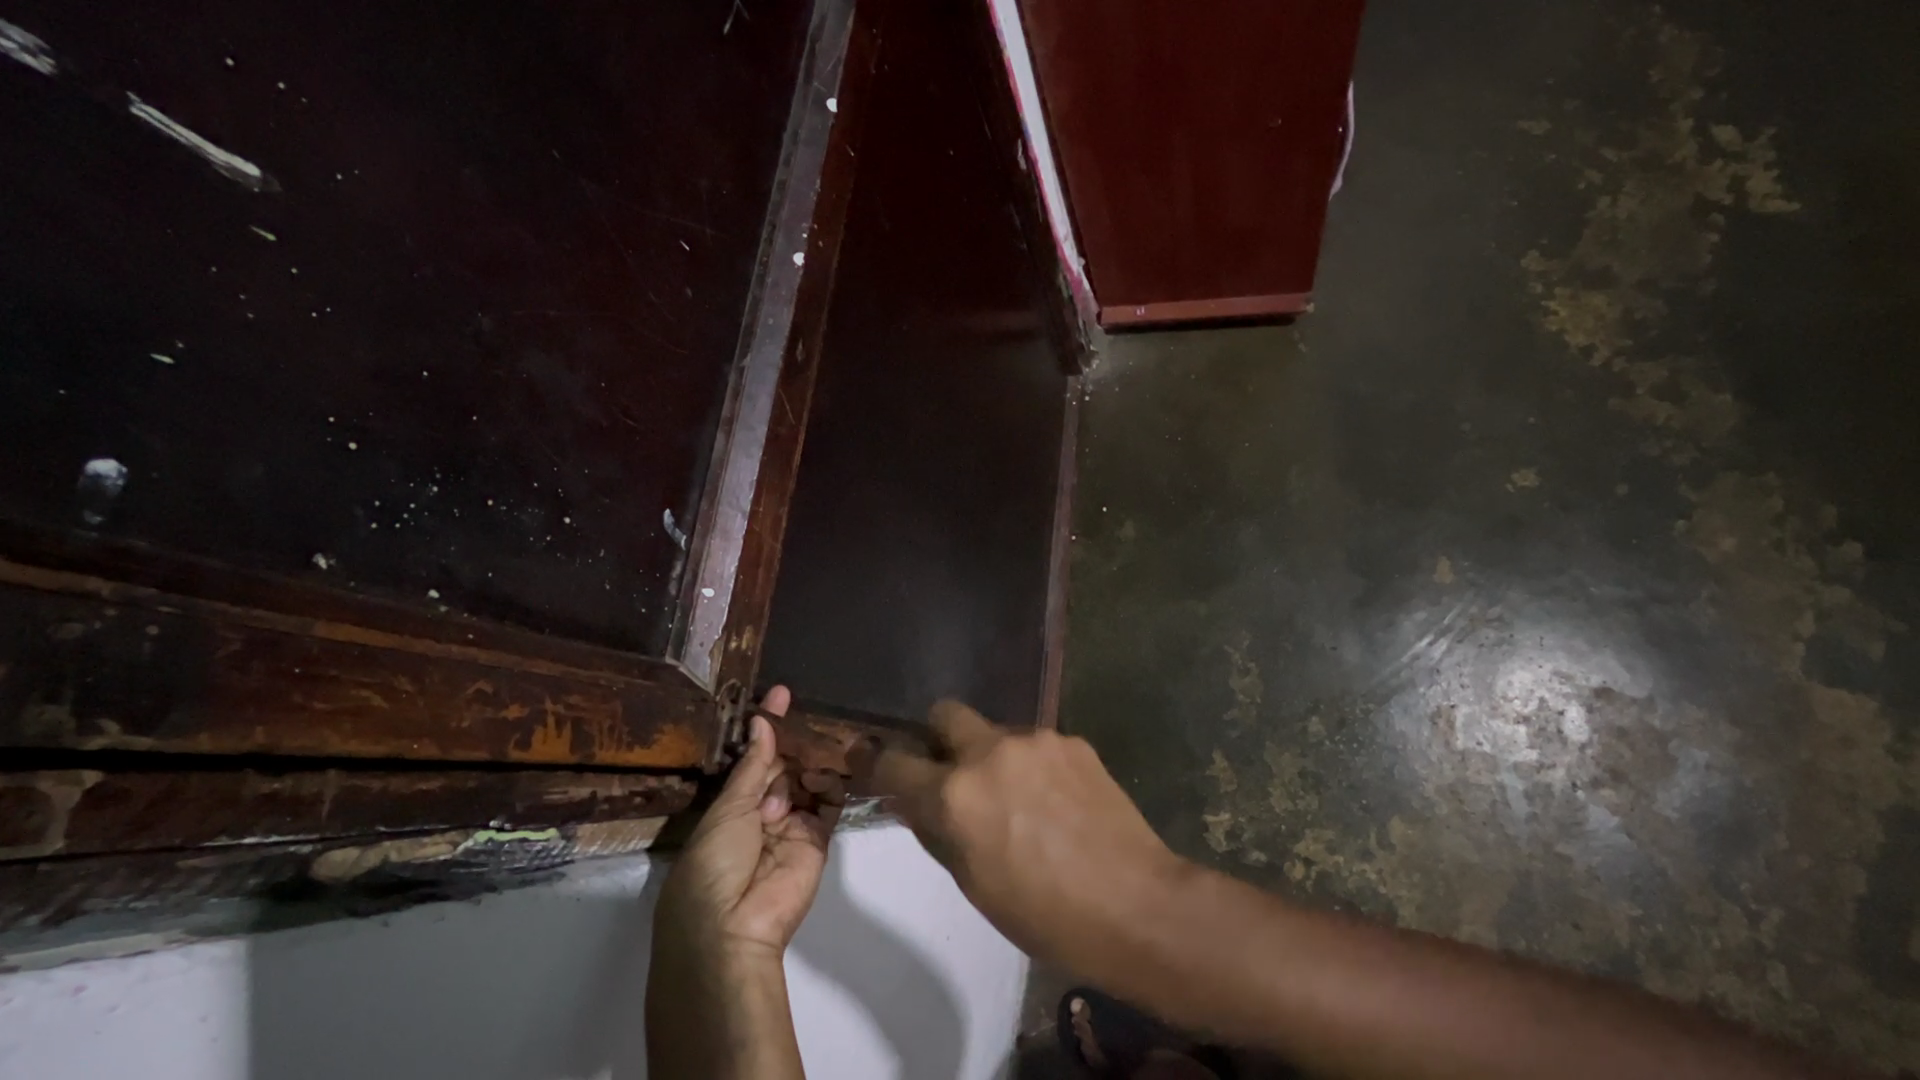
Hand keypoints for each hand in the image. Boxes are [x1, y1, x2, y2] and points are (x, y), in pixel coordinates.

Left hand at [655, 686, 838, 962]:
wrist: (731, 928)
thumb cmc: (713, 863)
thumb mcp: (727, 809)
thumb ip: (753, 766)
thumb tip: (762, 722)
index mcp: (731, 807)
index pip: (754, 758)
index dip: (766, 727)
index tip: (779, 693)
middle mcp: (762, 814)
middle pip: (783, 766)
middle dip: (793, 739)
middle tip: (805, 708)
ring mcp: (792, 827)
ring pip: (808, 781)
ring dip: (813, 758)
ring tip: (822, 732)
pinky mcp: (818, 841)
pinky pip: (828, 804)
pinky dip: (831, 783)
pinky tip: (832, 762)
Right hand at [872, 701, 1186, 967]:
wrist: (1135, 904)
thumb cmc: (1045, 915)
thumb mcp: (973, 883)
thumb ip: (936, 830)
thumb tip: (911, 802)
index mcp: (955, 794)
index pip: (894, 762)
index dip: (877, 764)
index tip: (874, 767)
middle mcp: (990, 752)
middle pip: (944, 714)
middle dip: (938, 738)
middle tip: (953, 773)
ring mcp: (1036, 741)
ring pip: (996, 731)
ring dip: (993, 756)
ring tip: (1019, 799)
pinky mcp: (1074, 742)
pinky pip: (1036, 745)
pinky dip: (1032, 766)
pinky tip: (1056, 802)